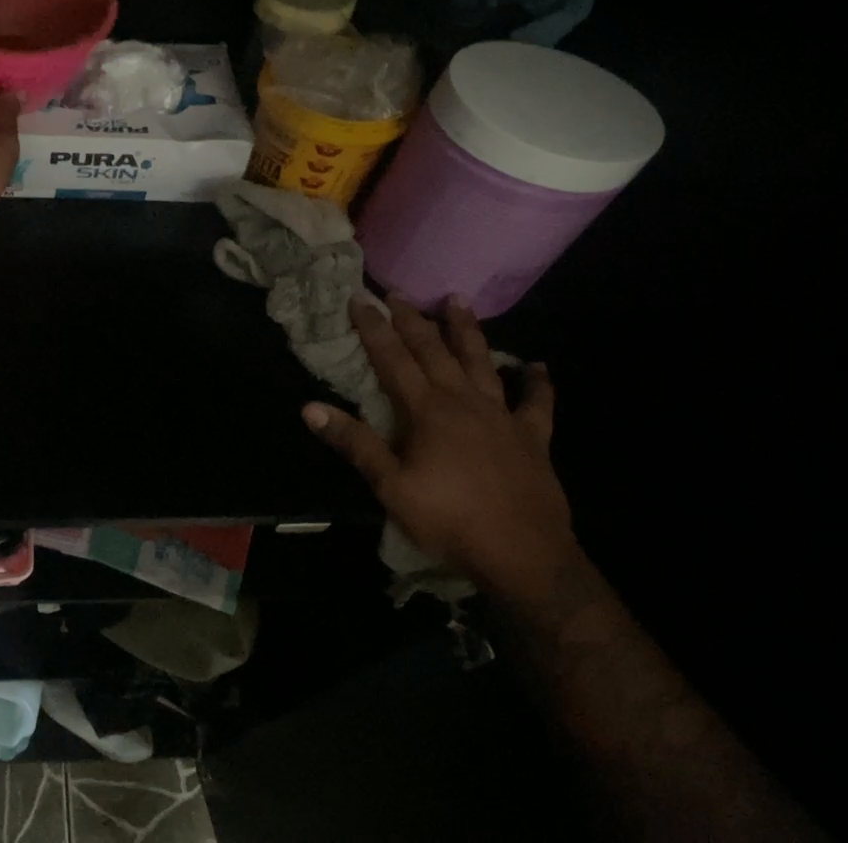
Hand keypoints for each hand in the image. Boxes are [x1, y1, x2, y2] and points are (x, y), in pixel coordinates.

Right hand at [302, 295, 575, 594]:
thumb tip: (310, 408)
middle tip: (398, 292)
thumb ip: (355, 444)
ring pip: (482, 363)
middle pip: (434, 352)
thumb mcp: (390, 487)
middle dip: (413, 321)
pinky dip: (537, 382)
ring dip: (467, 331)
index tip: (360, 299)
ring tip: (457, 300)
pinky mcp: (532, 437)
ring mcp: (502, 417)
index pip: (394, 360)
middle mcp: (464, 403)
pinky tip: (537, 366)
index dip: (375, 329)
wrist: (524, 555)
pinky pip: (536, 403)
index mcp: (427, 412)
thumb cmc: (449, 520)